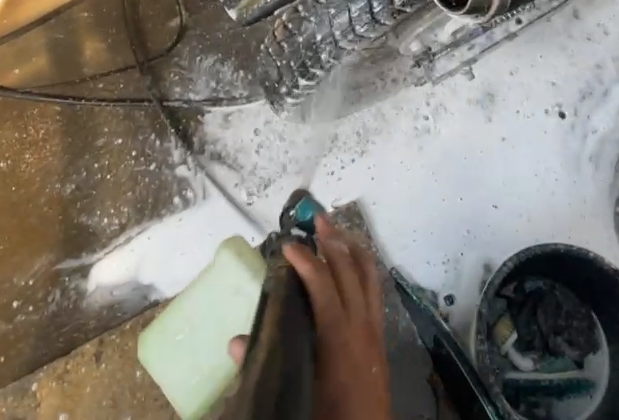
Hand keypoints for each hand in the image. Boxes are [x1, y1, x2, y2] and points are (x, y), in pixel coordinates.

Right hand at [285, 215, 393, 419]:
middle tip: (315, 219)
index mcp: (338, 337)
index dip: (305, 260)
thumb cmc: (331, 416)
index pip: (323, 283)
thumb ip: (268, 365)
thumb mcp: (296, 394)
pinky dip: (365, 269)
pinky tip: (356, 263)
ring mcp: (375, 329)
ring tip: (337, 230)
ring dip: (352, 248)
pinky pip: (376, 291)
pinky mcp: (382, 338)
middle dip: (332, 241)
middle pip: (349, 270)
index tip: (287, 245)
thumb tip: (236, 343)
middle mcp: (361, 325)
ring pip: (369, 275)